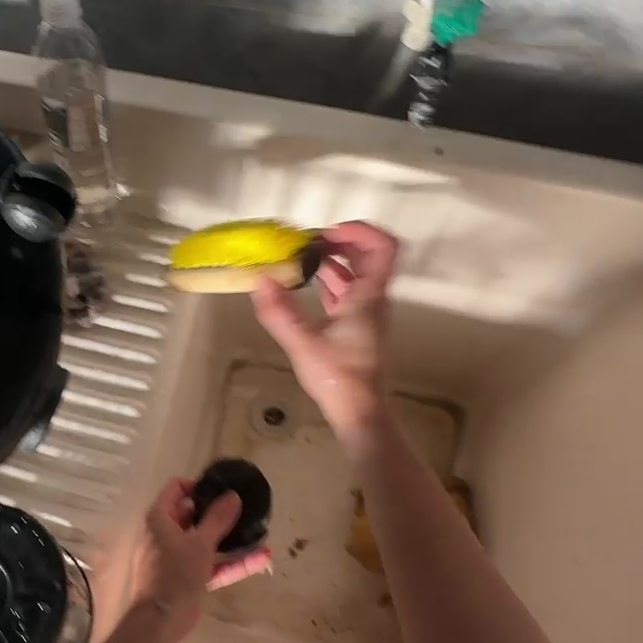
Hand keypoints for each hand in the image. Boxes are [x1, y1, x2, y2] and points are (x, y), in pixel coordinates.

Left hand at [125, 479, 265, 641]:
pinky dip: (230, 562)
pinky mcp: (187, 578)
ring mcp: (176, 557)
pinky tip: (260, 559)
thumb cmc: (175, 574)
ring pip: (204, 541)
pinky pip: (210, 564)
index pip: (176, 489)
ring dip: (229, 539)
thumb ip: (217, 519)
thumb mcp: (199, 543)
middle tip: (242, 509)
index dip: (197, 486)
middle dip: (218, 512)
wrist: (160, 621)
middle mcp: (164, 534)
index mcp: (159, 519)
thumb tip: (233, 495)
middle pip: (192, 514)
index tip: (221, 491)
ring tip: (256, 531)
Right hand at [250, 220, 398, 434]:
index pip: (383, 247)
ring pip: (358, 273)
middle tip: (308, 242)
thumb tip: (259, 280)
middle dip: (340, 241)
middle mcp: (374, 299)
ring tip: (301, 258)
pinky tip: (306, 283)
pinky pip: (348, 291)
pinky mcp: (357, 326)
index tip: (328, 233)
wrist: (360, 412)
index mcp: (369, 297)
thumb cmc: (340, 378)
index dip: (361, 231)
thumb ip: (279, 312)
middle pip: (369, 255)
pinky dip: (330, 280)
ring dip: (333, 260)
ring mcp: (367, 313)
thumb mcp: (304, 344)